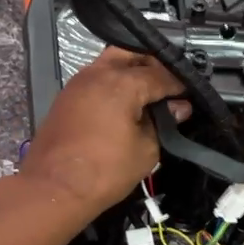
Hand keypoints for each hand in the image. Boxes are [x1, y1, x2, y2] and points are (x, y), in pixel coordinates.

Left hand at [22, 48, 190, 213]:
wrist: (53, 189)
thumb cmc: (104, 172)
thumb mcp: (146, 150)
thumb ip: (164, 123)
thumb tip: (178, 109)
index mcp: (120, 82)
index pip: (160, 74)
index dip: (179, 85)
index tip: (190, 97)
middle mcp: (97, 73)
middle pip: (132, 54)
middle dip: (153, 66)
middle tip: (168, 88)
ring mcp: (77, 84)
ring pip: (109, 63)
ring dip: (130, 73)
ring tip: (147, 97)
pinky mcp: (65, 98)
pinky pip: (95, 80)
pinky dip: (112, 85)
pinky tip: (123, 105)